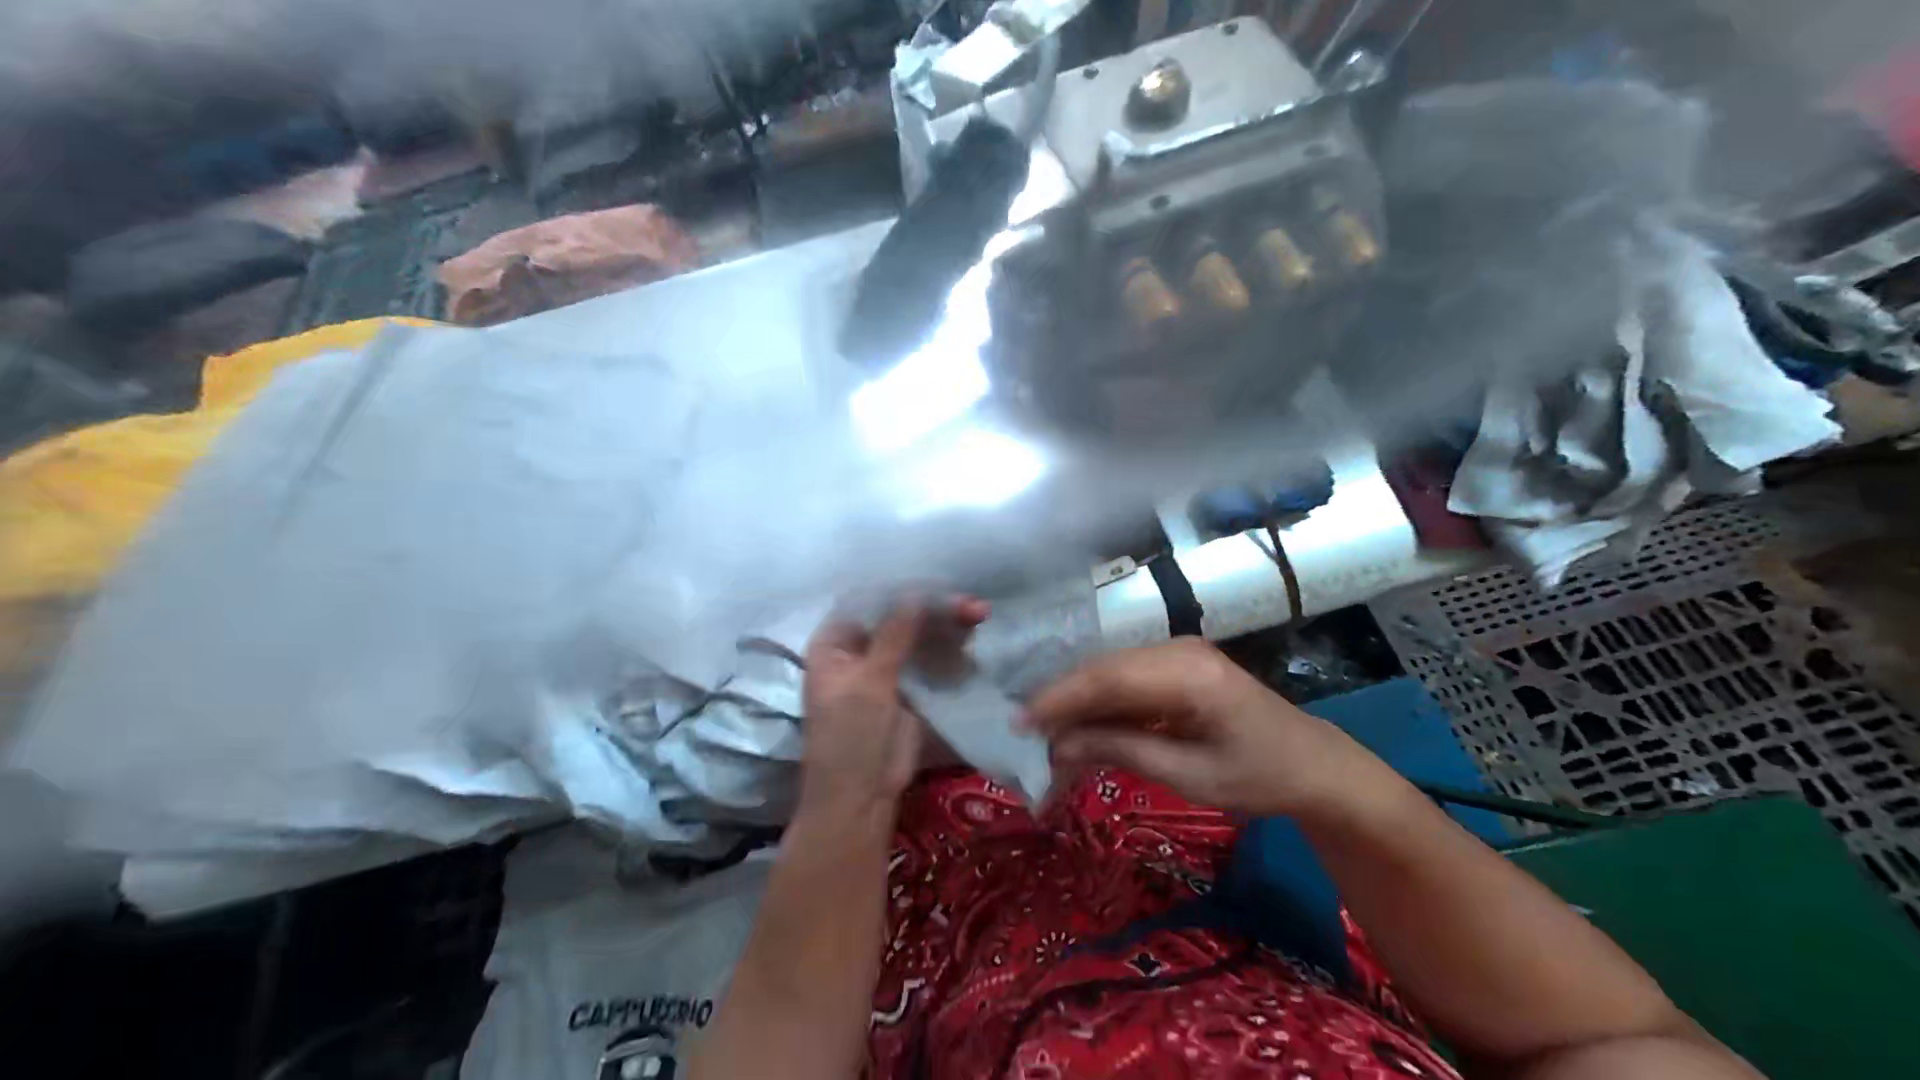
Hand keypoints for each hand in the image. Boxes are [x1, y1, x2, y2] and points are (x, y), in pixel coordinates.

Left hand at [800, 596, 989, 819]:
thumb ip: (895, 635)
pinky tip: (972, 638)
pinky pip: (931, 661)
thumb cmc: (849, 736)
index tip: (938, 578)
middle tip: (971, 606)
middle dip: (933, 609)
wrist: (860, 798)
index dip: (901, 589)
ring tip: (978, 615)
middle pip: (898, 619)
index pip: (868, 603)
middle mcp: (859, 650)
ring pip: (919, 638)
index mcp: (835, 644)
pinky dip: (950, 650)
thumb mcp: (869, 682)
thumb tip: (915, 592)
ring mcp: (885, 670)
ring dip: (947, 627)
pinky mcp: (909, 689)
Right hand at [1021, 638, 1398, 819]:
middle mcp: (1177, 649)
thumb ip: (1122, 751)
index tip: (1019, 722)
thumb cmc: (1260, 776)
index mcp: (1189, 673)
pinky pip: (1125, 679)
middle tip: (1023, 731)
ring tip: (1045, 733)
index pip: (1107, 678)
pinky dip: (1099, 703)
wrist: (1315, 766)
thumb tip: (1058, 745)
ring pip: (1108, 671)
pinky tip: (1080, 726)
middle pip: (1102, 668)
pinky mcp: (1175, 665)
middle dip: (1061, 700)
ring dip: (1077, 702)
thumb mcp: (1191, 776)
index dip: (1059, 698)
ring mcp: (1176, 653)